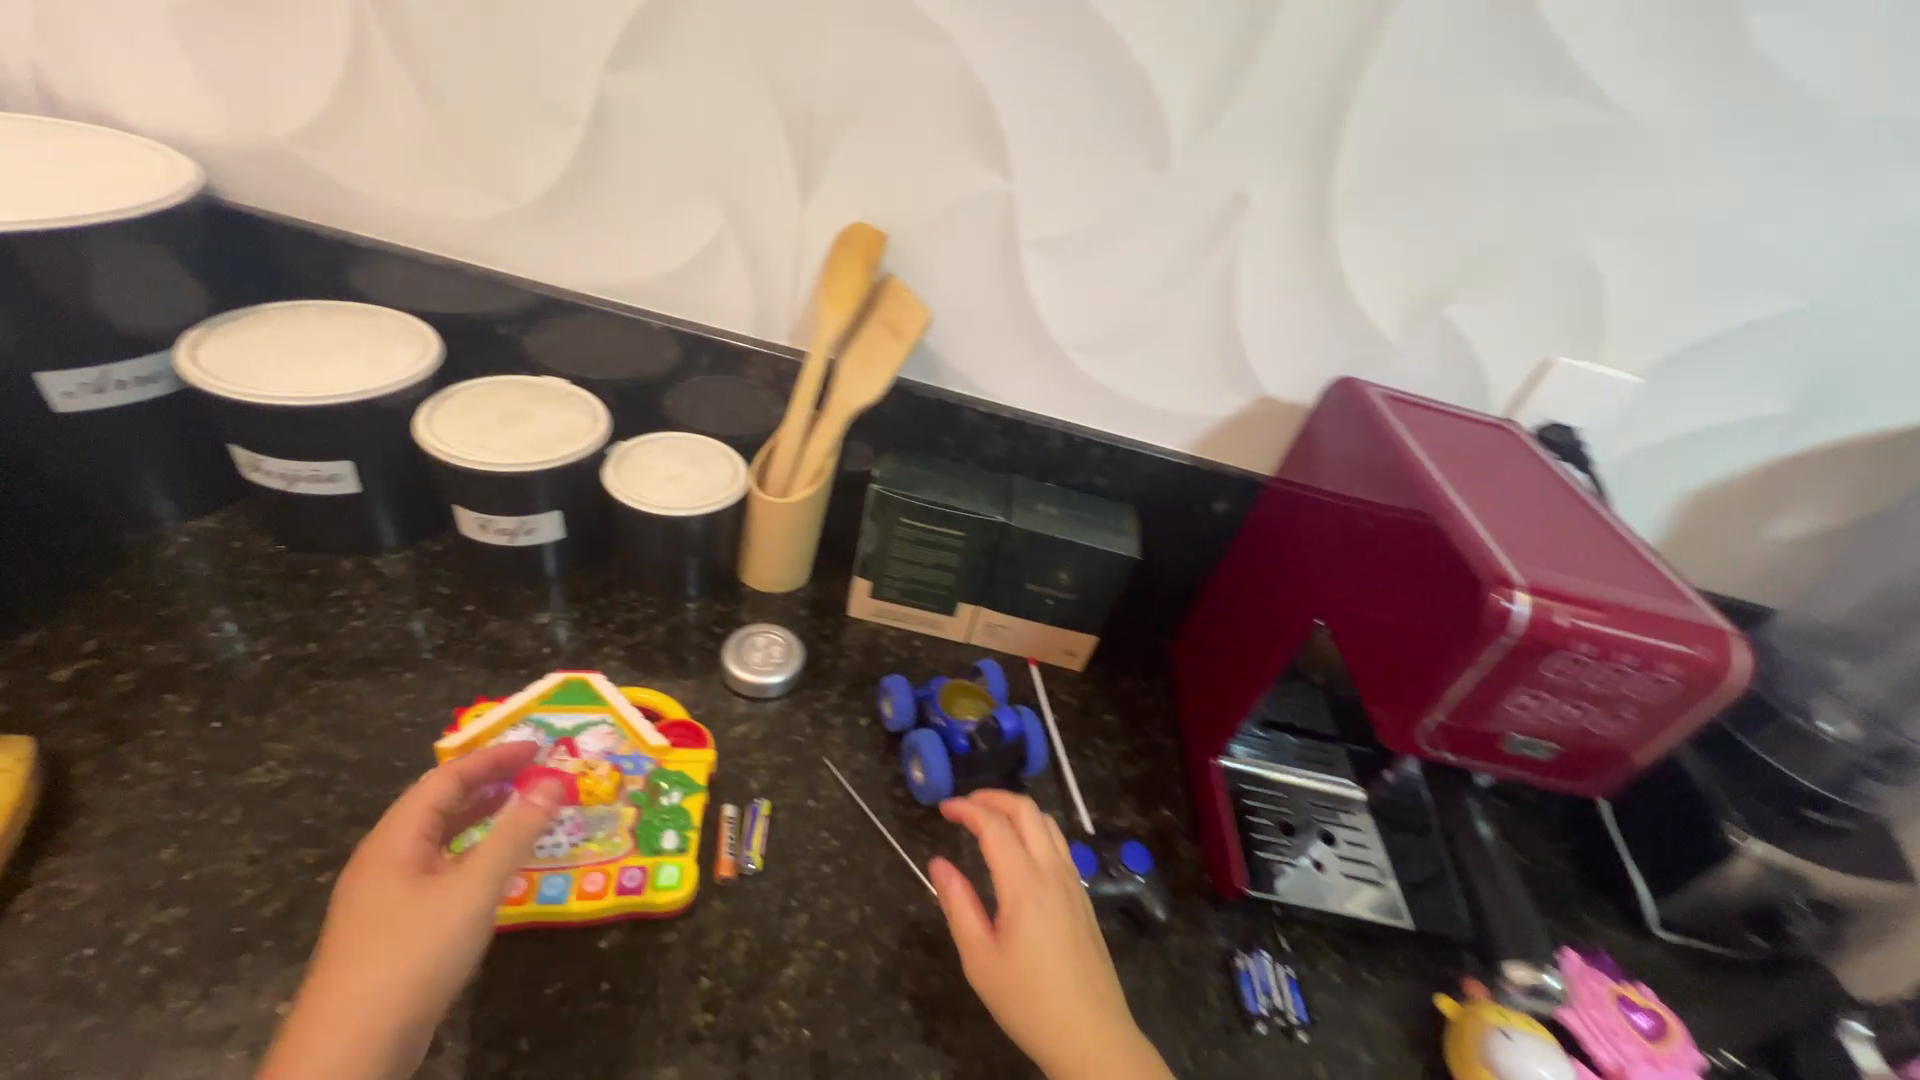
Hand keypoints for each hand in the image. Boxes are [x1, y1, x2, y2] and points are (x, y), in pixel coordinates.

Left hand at [258, 742, 563, 1079]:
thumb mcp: (475, 888)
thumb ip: (515, 833)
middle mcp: (384, 858)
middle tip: (535, 772)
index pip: (446, 778)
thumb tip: (553, 783)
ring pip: (436, 839)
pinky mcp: (391, 927)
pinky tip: (492, 869)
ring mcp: (383, 895)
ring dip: (479, 818)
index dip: (493, 758)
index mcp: (395, 839)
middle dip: (487, 782)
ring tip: (522, 809)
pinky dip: (470, 853)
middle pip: (437, 804)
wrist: (349, 1048)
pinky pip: (436, 869)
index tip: (538, 747)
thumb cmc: (413, 954)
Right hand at [931, 791, 1171, 1079]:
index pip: (995, 825)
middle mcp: (1053, 872)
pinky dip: (1036, 830)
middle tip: (965, 805)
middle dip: (993, 797)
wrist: (1091, 1034)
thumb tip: (939, 863)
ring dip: (1018, 810)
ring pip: (1049, 823)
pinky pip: (1060, 845)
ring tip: (989, 820)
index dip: (967, 809)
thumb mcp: (979, 959)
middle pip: (1027, 811)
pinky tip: (1019, 851)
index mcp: (1024, 884)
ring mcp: (1074, 882)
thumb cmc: (1028, 1001)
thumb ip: (958, 904)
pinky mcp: (1084, 897)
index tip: (944, 808)